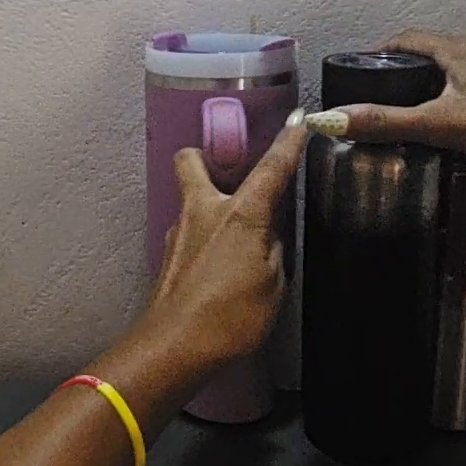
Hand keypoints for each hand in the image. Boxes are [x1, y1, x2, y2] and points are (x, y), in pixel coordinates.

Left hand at [144, 113, 308, 367]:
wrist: (176, 344)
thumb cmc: (233, 317)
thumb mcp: (273, 283)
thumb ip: (270, 249)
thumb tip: (264, 236)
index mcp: (239, 214)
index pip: (270, 170)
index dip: (287, 144)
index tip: (298, 121)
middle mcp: (202, 211)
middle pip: (191, 160)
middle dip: (207, 157)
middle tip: (229, 173)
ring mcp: (178, 229)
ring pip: (190, 198)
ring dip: (210, 205)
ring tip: (235, 237)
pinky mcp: (167, 252)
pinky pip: (189, 230)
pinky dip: (204, 236)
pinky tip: (218, 266)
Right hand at [304, 30, 465, 178]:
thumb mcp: (440, 125)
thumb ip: (384, 123)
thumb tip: (329, 120)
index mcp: (460, 50)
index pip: (406, 38)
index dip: (377, 50)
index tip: (356, 68)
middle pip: (430, 51)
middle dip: (400, 66)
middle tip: (376, 90)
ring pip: (455, 68)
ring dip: (429, 81)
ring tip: (407, 107)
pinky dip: (454, 95)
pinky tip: (450, 121)